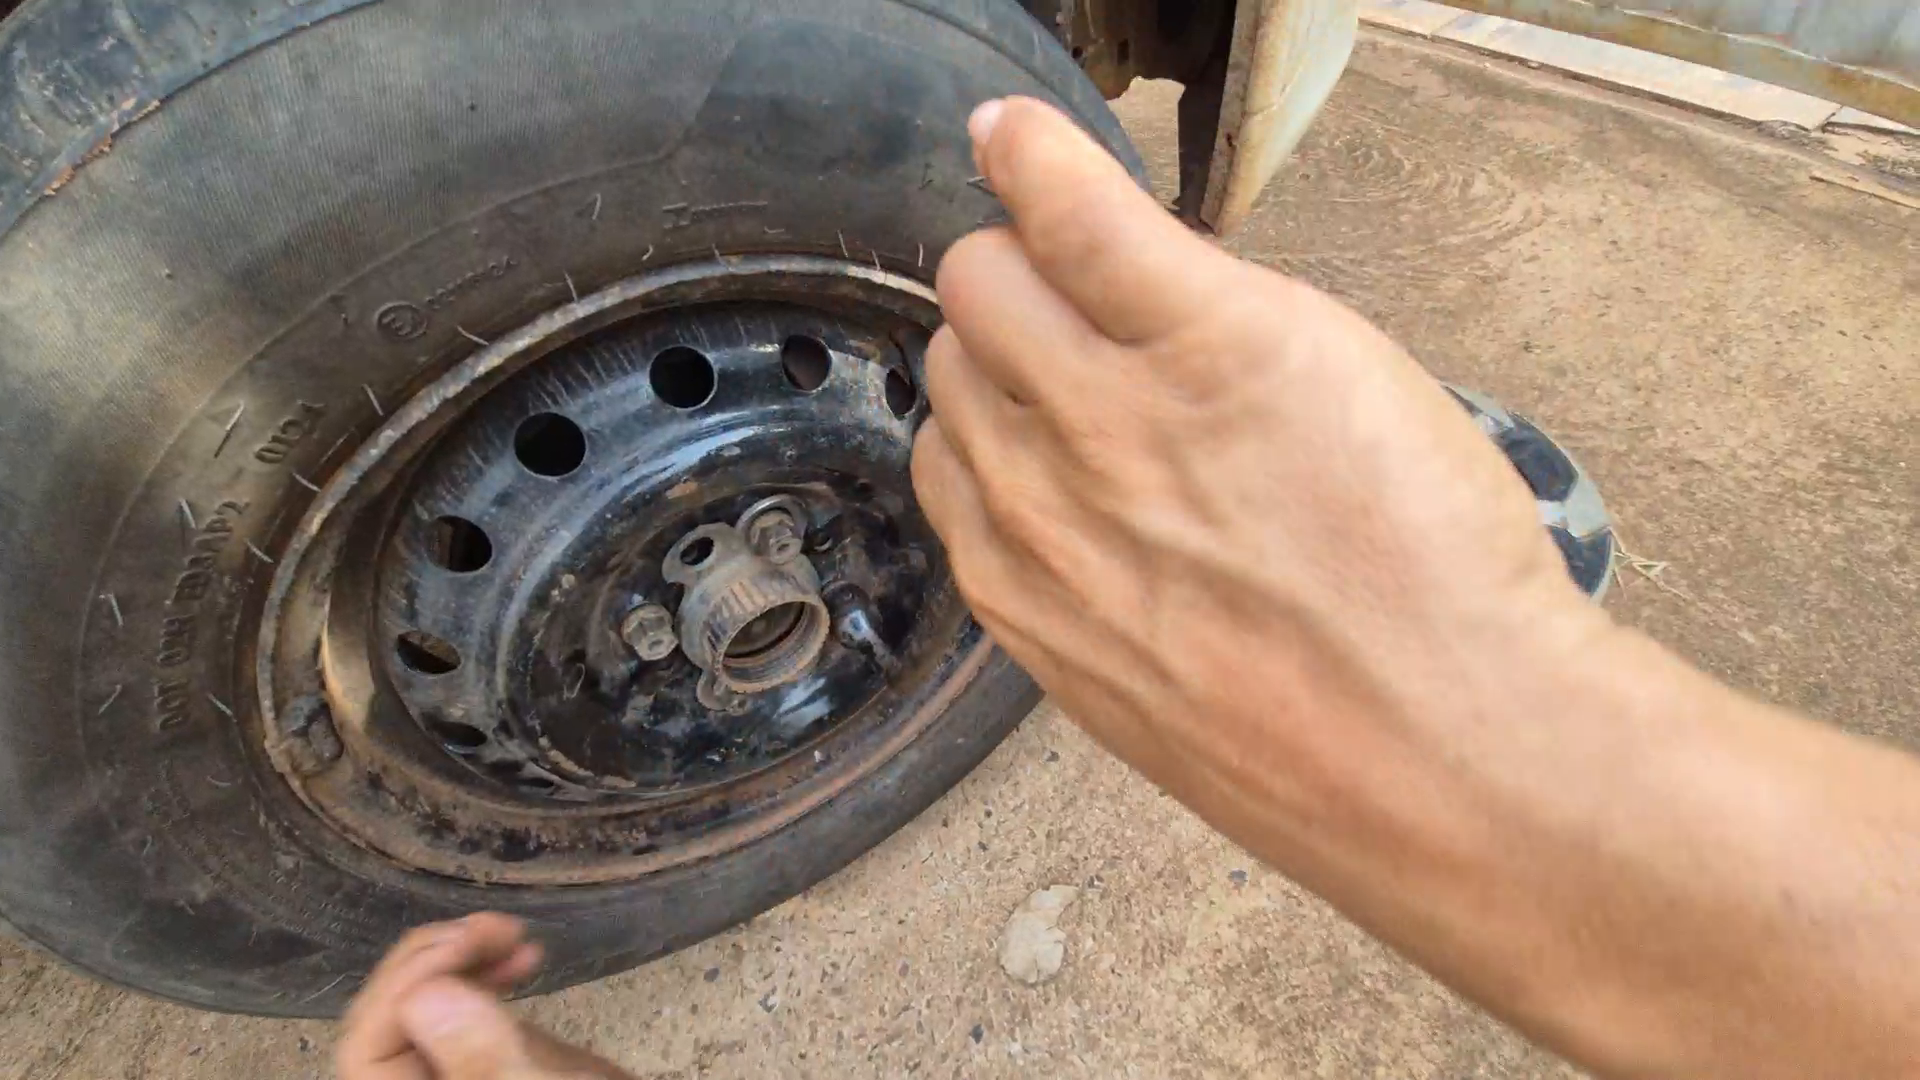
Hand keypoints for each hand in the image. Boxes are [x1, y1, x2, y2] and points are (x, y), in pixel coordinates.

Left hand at [336, 914, 631, 1079]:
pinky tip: (524, 954)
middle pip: (384, 1019)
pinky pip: (455, 1002)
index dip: (413, 981)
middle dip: (437, 958)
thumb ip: (483, 1056)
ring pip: (416, 1003)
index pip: (369, 1047)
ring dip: (460, 955)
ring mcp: (444, 1067)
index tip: (475, 939)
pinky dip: (483, 968)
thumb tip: (424, 995)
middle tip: (502, 928)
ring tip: (515, 933)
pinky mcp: (477, 1048)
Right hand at [915, 97, 1598, 861]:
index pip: (942, 444)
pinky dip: (1036, 162)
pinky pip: (1074, 217)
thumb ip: (1068, 582)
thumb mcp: (1133, 678)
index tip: (1025, 383)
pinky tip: (1014, 137)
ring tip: (1091, 269)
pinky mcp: (1209, 341)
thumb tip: (1051, 504)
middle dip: (1000, 327)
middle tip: (1077, 327)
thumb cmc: (1301, 738)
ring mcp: (1107, 412)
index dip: (989, 404)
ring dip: (1021, 262)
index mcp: (1014, 573)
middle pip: (955, 348)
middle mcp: (1030, 488)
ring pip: (990, 282)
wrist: (1441, 758)